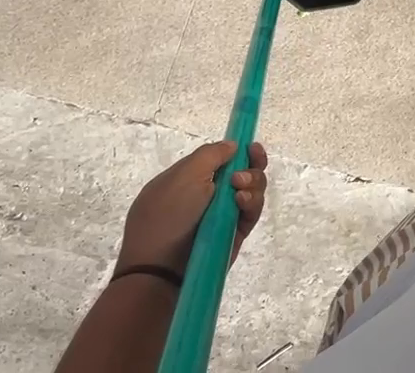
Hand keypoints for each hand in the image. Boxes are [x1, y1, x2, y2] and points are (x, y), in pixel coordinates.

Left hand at [115, 141, 268, 276]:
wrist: (161, 269)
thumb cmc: (167, 216)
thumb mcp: (183, 176)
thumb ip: (210, 154)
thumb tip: (232, 146)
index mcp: (188, 180)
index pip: (220, 159)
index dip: (237, 151)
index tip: (250, 146)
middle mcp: (207, 195)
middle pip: (243, 170)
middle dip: (251, 166)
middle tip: (243, 173)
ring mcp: (222, 214)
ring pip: (252, 188)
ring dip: (252, 182)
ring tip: (240, 189)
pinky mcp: (235, 231)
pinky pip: (252, 210)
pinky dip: (251, 202)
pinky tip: (242, 201)